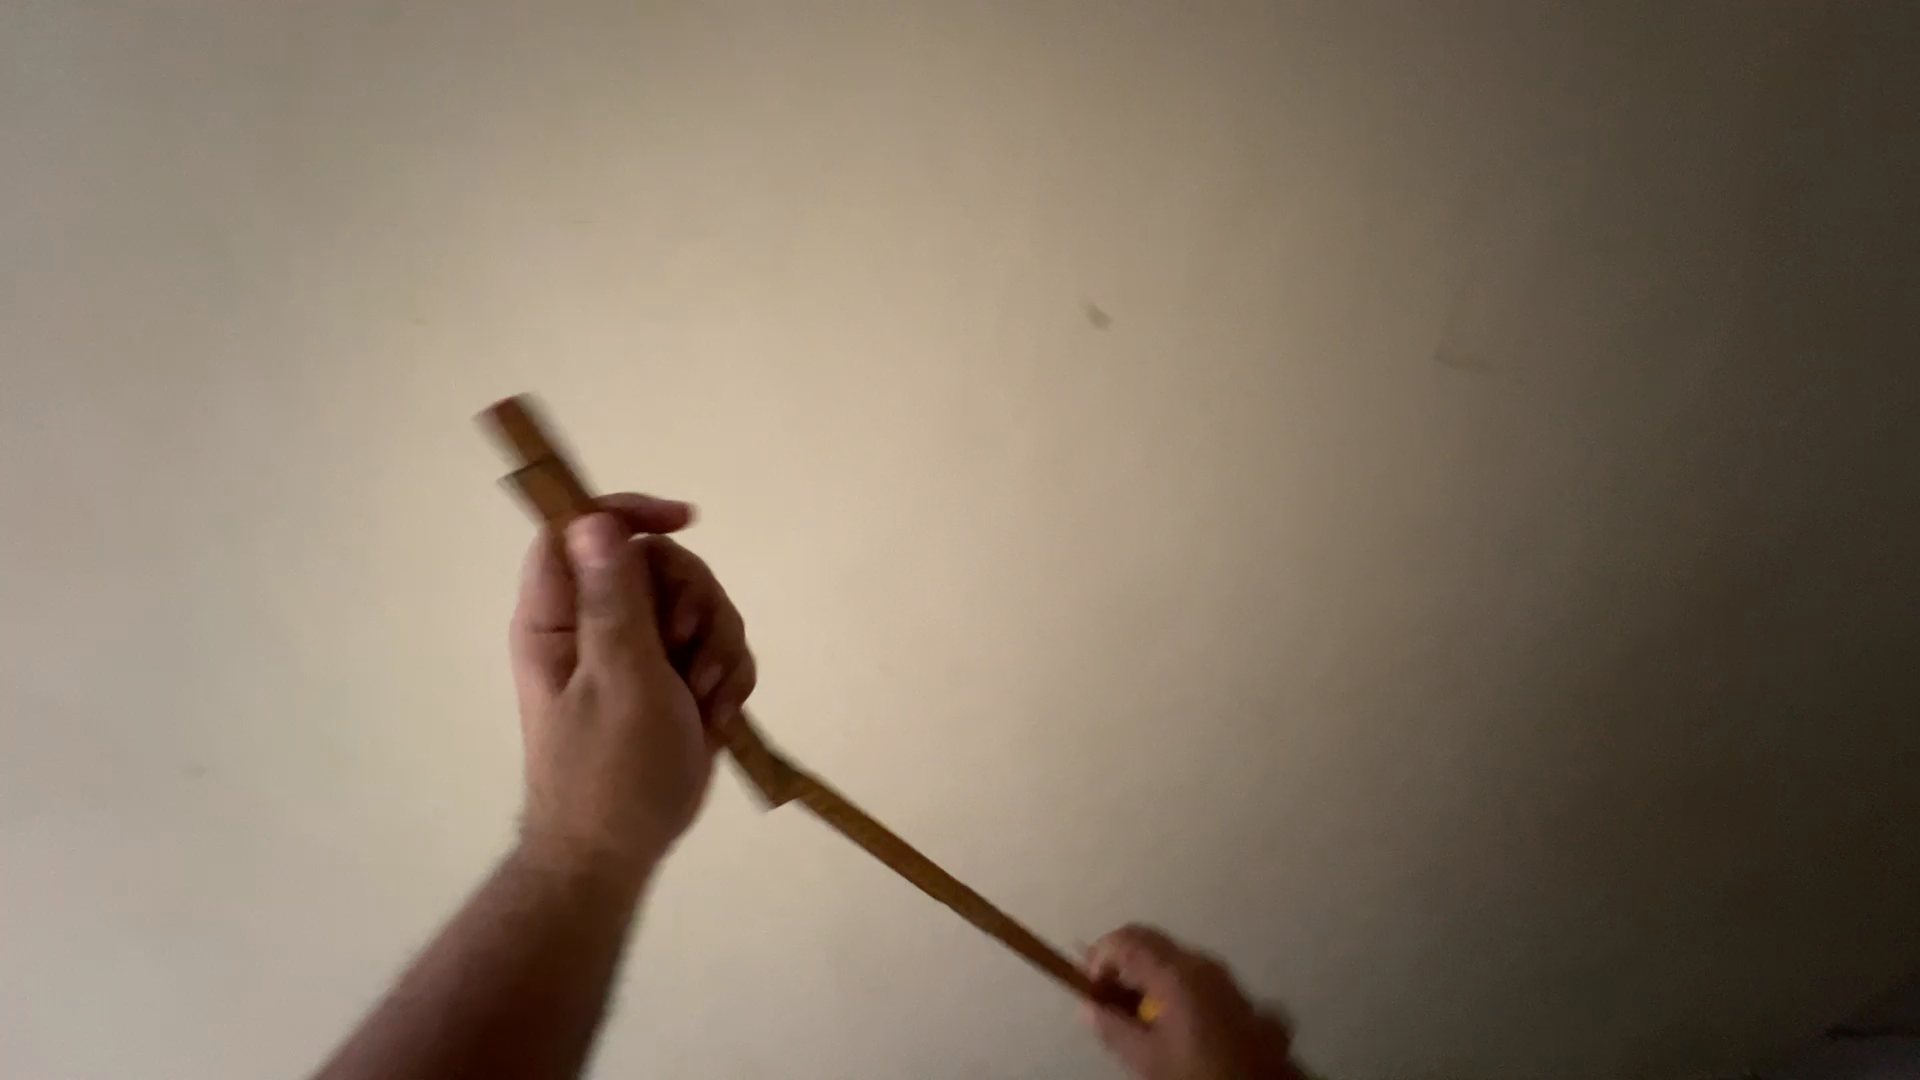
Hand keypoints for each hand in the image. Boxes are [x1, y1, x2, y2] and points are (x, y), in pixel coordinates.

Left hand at [508, 493, 756, 870]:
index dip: (629, 513)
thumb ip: (613, 600)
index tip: (685, 522)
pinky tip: (717, 713)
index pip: (582, 530)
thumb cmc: (610, 770)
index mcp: (563, 616)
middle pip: (662, 562)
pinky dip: (731, 675)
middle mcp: (601, 622)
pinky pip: (723, 643)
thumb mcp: (619, 679)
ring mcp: (644, 648)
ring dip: (720, 647)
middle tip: (693, 646)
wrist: (626, 845)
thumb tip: (595, 521)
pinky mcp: (680, 674)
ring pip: (704, 602)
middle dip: (697, 601)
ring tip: (706, 697)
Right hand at [1084, 926, 1303, 1079]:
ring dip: (1155, 983)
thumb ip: (1114, 1029)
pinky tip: (1187, 1032)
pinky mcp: (1252, 1006)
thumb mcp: (1150, 1062)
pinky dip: (1187, 998)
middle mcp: (1205, 965)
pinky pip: (1207, 988)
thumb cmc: (1202, 1078)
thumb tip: (1088, 1007)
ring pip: (1181, 966)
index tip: (1090, 988)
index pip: (1125, 939)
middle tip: (1109, 1001)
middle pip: (1153, 946)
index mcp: (1176, 971)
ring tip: (1143, 1021)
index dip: (1100, 957)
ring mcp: (1233, 983)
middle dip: (1125, 967)